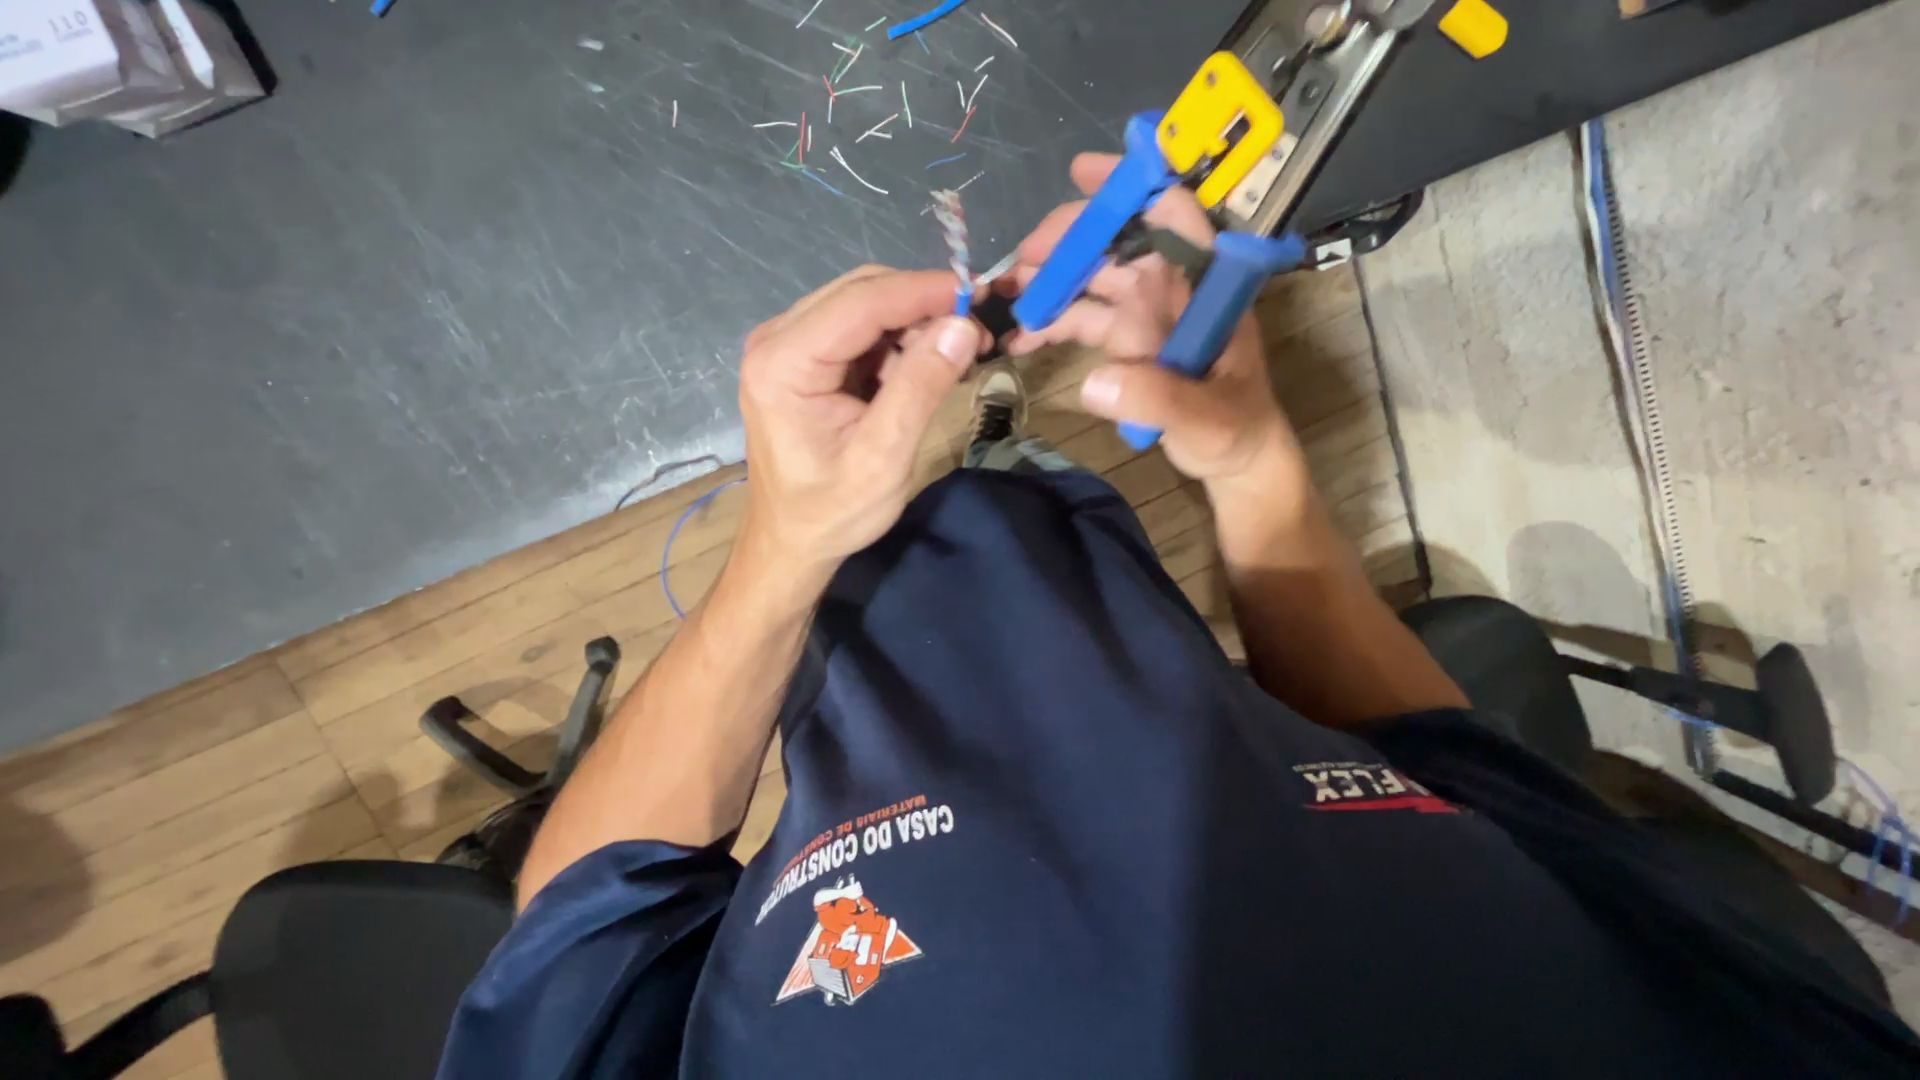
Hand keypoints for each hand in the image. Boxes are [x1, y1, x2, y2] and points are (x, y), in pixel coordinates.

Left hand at [737, 266, 986, 581]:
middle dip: (922, 306)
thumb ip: (921, 387)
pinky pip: (857, 329)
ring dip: (913, 325)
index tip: (979, 295)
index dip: (924, 291)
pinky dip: (896, 342)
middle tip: (975, 337)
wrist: (793, 541)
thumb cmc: (832, 511)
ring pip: (863, 305)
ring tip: (955, 362)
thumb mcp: (884, 456)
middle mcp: (776, 340)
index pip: (862, 302)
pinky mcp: (801, 358)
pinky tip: (924, 371)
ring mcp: (786, 346)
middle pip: (861, 292)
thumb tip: (963, 327)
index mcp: (784, 363)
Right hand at [1008, 154, 1301, 492]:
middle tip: (1024, 255)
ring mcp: (1150, 316)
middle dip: (1072, 242)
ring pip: (1097, 280)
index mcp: (1205, 290)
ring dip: (1054, 282)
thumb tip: (1096, 384)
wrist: (1234, 459)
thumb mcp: (1206, 418)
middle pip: (1121, 245)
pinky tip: (1023, 334)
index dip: (1131, 188)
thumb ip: (1158, 399)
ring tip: (1010, 291)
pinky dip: (1055, 323)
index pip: (1173, 219)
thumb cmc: (1235, 430)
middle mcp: (1175, 291)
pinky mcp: (1131, 344)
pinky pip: (1088, 321)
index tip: (1082, 174)